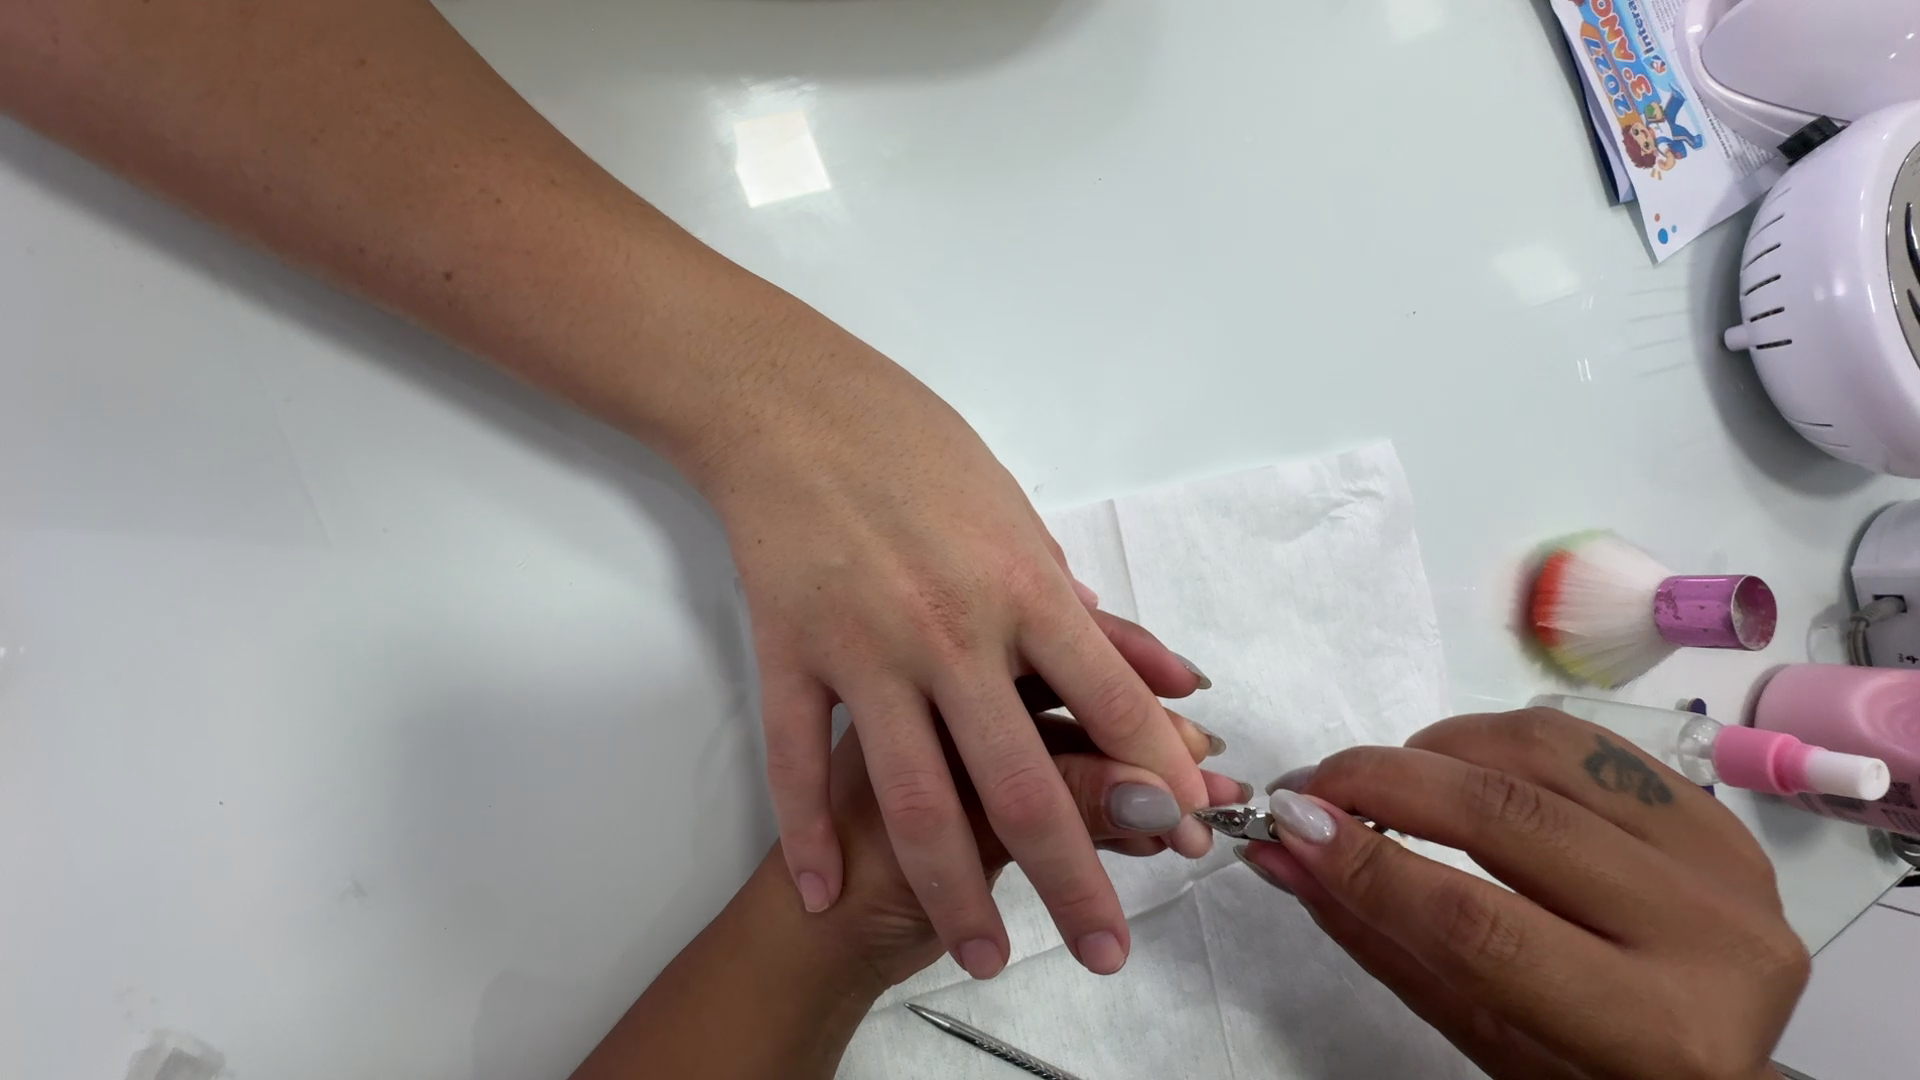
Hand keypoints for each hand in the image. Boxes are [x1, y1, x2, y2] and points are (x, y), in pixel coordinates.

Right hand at [690, 314, 1210, 978]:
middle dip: (1075, 878)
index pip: (1109, 704)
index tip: (1185, 830)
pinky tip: (824, 892)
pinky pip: (798, 762)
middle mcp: (952, 631)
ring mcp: (864, 650)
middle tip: (1108, 949)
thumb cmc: (913, 445)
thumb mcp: (1016, 511)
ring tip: (987, 956)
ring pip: (915, 799)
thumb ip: (1079, 605)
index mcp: (1020, 586)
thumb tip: (1158, 668)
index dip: (1158, 775)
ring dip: (954, 892)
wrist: (792, 406)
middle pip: (1024, 780)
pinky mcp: (788, 655)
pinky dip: (807, 835)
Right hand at [1242, 708, 1808, 1079]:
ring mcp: (1718, 859)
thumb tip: (1275, 849)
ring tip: (1385, 782)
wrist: (1705, 1044)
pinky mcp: (1705, 808)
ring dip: (1428, 751)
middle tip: (1310, 785)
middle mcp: (1707, 935)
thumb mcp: (1466, 1022)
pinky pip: (1568, 736)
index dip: (1365, 862)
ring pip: (1535, 751)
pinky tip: (1453, 768)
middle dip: (1379, 782)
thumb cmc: (1572, 1058)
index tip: (1284, 819)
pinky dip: (1481, 735)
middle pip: (1504, 816)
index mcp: (1651, 1031)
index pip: (1474, 923)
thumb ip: (1368, 928)